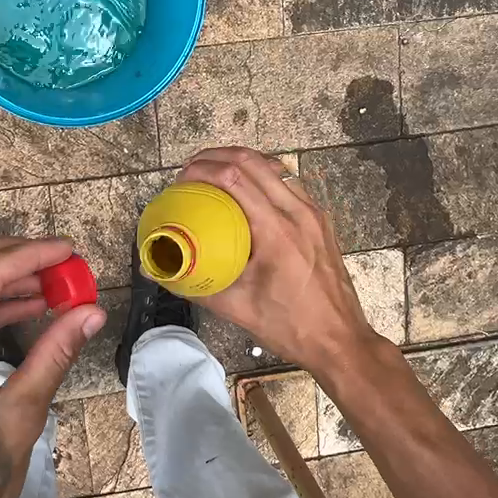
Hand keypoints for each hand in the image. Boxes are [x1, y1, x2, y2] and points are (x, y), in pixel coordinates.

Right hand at [177, 147, 387, 374]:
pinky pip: (288, 183)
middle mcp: (299, 213)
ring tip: (213, 172)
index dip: (203, 169)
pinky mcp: (321, 220)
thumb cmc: (291, 327)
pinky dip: (261, 175)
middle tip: (190, 168)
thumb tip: (156, 269)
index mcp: (277, 232)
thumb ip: (193, 285)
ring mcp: (314, 213)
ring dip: (240, 161)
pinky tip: (244, 190)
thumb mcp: (237, 308)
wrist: (340, 341)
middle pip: (254, 161)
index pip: (235, 179)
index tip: (181, 178)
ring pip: (274, 167)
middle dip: (217, 156)